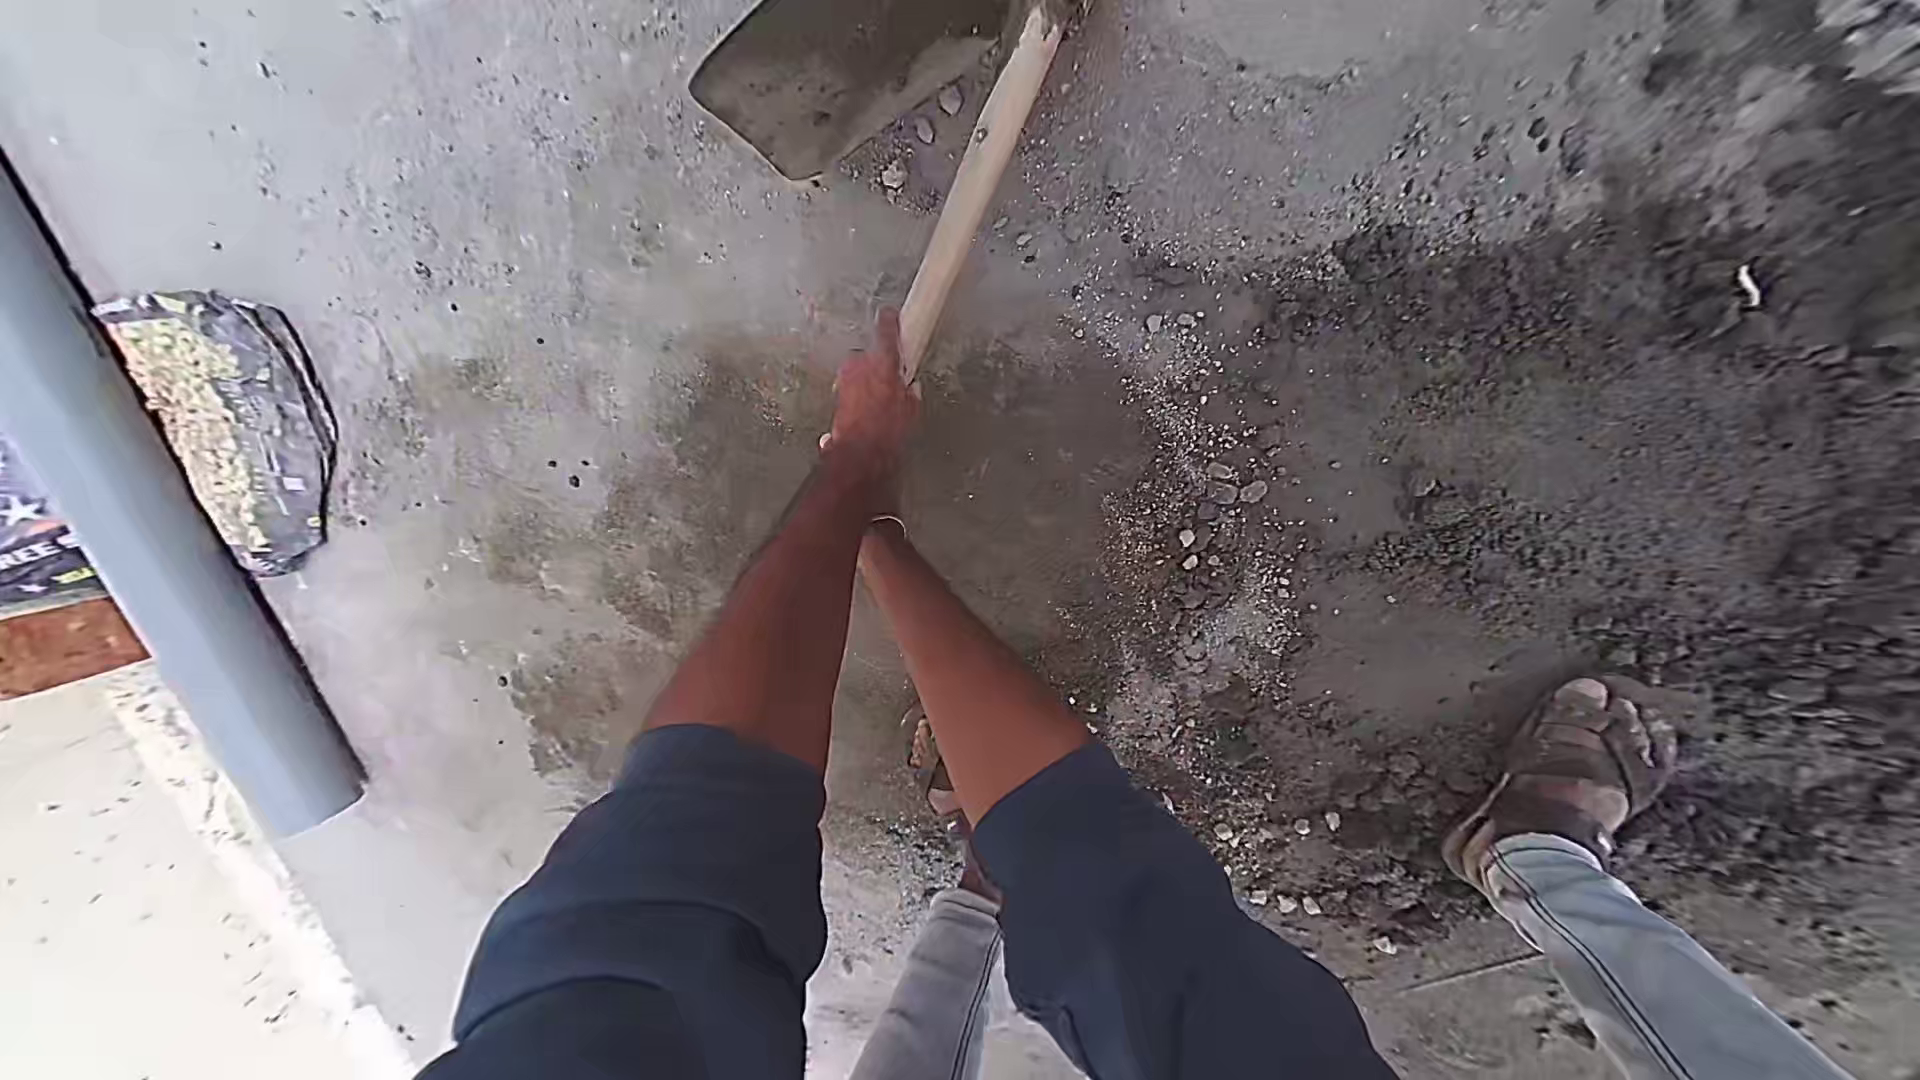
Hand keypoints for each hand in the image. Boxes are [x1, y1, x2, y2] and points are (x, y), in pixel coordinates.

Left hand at [822, 310, 918, 489]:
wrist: (860, 453)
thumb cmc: (886, 432)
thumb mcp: (911, 410)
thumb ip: (909, 392)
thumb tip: (910, 390)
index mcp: (882, 362)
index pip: (886, 329)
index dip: (891, 320)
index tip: (891, 314)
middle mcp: (860, 364)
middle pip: (872, 354)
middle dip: (881, 364)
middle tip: (894, 380)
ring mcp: (845, 378)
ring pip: (861, 370)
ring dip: (869, 380)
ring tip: (881, 401)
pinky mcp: (837, 394)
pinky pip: (852, 387)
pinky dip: (860, 394)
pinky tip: (869, 410)